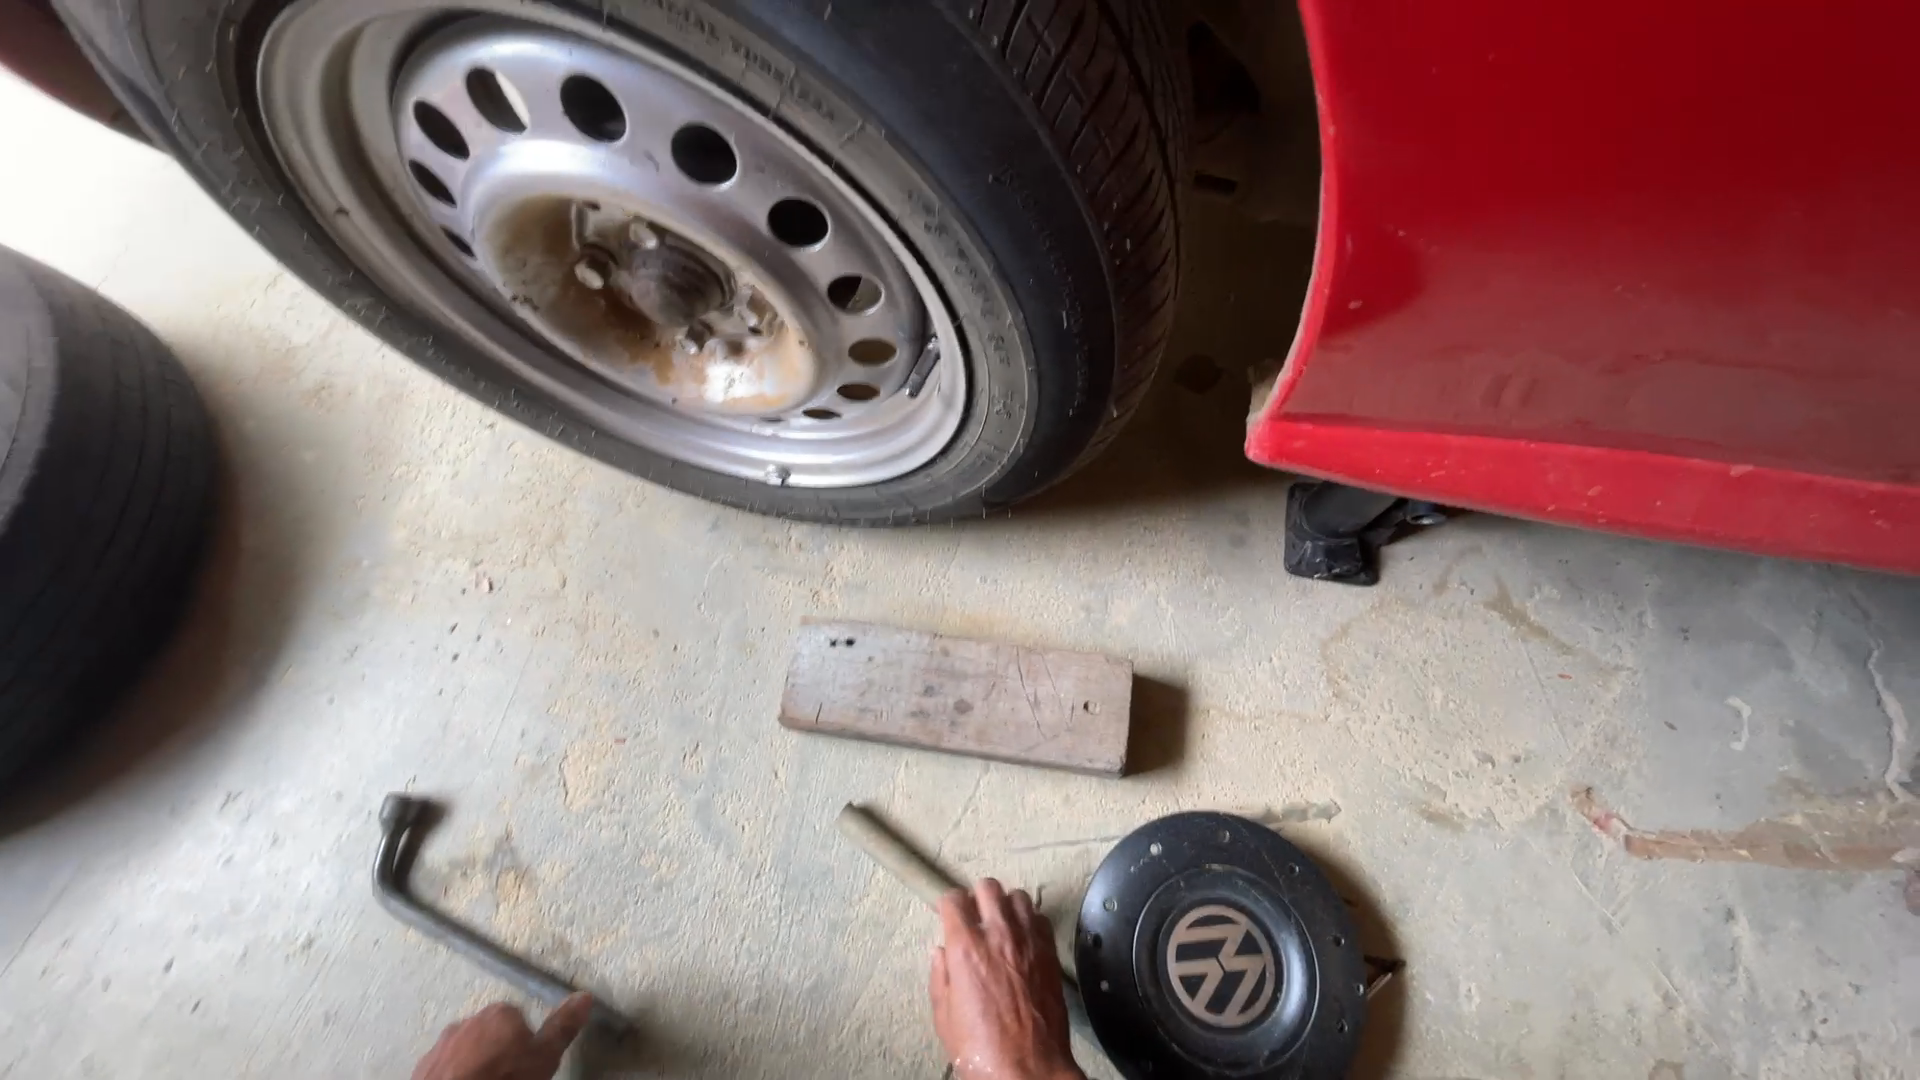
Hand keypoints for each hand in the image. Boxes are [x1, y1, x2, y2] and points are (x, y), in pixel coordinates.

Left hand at [411, 993, 592, 1079]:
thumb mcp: (544, 1058)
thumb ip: (563, 1026)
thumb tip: (585, 995)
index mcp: (499, 1012)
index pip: (517, 1018)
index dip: (522, 1044)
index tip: (523, 1066)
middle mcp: (466, 1021)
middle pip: (488, 1034)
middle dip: (494, 1051)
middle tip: (504, 1077)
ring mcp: (438, 1049)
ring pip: (462, 1053)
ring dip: (469, 1066)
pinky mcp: (416, 1074)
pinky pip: (439, 1073)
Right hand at [929, 879, 1084, 1079]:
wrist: (1028, 1071)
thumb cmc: (983, 1051)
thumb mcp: (945, 1019)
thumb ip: (941, 978)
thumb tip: (941, 953)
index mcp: (966, 948)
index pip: (954, 899)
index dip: (948, 904)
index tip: (949, 912)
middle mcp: (997, 934)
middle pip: (988, 886)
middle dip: (977, 896)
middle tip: (975, 913)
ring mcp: (1027, 941)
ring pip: (1018, 895)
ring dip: (1006, 904)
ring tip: (1002, 921)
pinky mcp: (1049, 952)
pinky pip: (1040, 918)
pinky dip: (1030, 921)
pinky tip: (1023, 937)